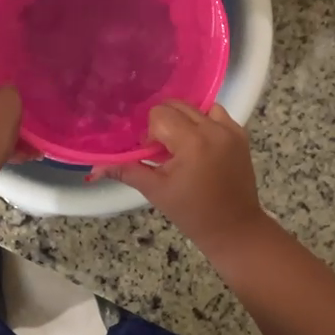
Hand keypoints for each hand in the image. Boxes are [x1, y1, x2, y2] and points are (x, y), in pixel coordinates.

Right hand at [106, 102, 270, 249]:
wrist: (233, 227)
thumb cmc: (191, 213)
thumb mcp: (155, 190)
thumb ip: (126, 171)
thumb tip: (94, 169)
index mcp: (192, 142)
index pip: (159, 115)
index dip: (150, 133)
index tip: (152, 155)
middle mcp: (213, 129)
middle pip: (176, 106)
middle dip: (164, 125)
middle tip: (163, 152)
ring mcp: (230, 130)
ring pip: (196, 108)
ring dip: (183, 121)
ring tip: (181, 147)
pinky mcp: (240, 135)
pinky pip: (216, 115)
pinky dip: (203, 123)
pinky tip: (199, 146)